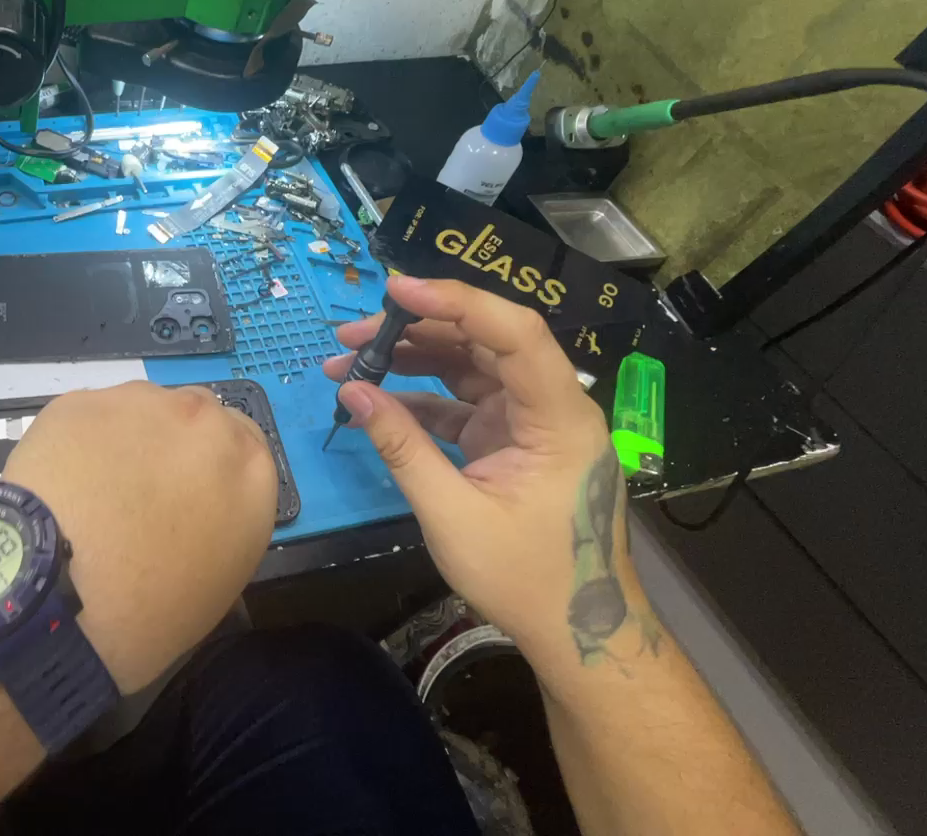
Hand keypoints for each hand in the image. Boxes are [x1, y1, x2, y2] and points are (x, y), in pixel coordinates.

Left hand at [0, 382, 278, 691]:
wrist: (54, 595)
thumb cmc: (147, 614)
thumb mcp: (216, 585)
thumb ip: (221, 525)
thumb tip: (196, 514)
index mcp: (250, 472)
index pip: (247, 445)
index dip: (215, 468)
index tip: (191, 491)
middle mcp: (204, 422)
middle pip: (197, 416)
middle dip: (175, 444)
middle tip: (142, 489)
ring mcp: (140, 403)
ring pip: (141, 409)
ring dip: (129, 437)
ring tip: (94, 487)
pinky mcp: (83, 400)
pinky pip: (90, 416)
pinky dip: (82, 440)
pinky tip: (62, 479)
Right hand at [322, 277, 658, 667]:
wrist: (578, 634)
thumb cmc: (527, 579)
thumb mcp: (453, 514)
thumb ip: (401, 446)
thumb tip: (351, 390)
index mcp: (559, 417)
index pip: (514, 334)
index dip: (456, 302)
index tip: (394, 291)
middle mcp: (549, 406)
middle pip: (484, 341)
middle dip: (414, 329)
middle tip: (349, 333)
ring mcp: (527, 421)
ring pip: (468, 366)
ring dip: (409, 359)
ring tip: (349, 359)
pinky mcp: (508, 439)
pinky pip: (459, 402)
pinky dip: (417, 398)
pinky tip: (374, 400)